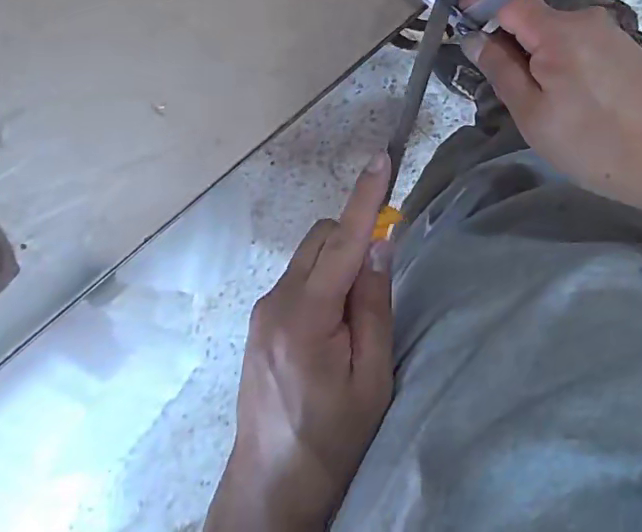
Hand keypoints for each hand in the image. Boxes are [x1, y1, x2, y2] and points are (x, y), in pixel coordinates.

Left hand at [206, 156, 395, 531]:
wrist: (272, 483)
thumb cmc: (333, 436)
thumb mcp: (371, 377)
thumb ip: (374, 305)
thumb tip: (379, 245)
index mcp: (306, 315)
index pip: (342, 240)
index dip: (365, 197)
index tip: (381, 157)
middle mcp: (276, 300)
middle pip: (322, 238)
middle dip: (353, 239)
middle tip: (375, 290)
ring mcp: (262, 308)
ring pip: (309, 255)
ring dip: (338, 263)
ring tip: (352, 323)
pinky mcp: (260, 319)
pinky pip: (298, 277)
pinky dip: (323, 280)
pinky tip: (332, 328)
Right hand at [463, 0, 641, 214]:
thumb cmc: (598, 144)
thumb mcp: (534, 115)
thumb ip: (501, 70)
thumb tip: (476, 39)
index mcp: (559, 30)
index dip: (479, 5)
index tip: (458, 23)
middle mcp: (585, 20)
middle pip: (532, 15)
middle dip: (508, 40)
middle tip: (499, 84)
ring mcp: (609, 34)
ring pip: (555, 34)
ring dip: (536, 56)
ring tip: (539, 103)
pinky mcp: (625, 51)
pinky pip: (578, 45)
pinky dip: (560, 63)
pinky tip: (570, 103)